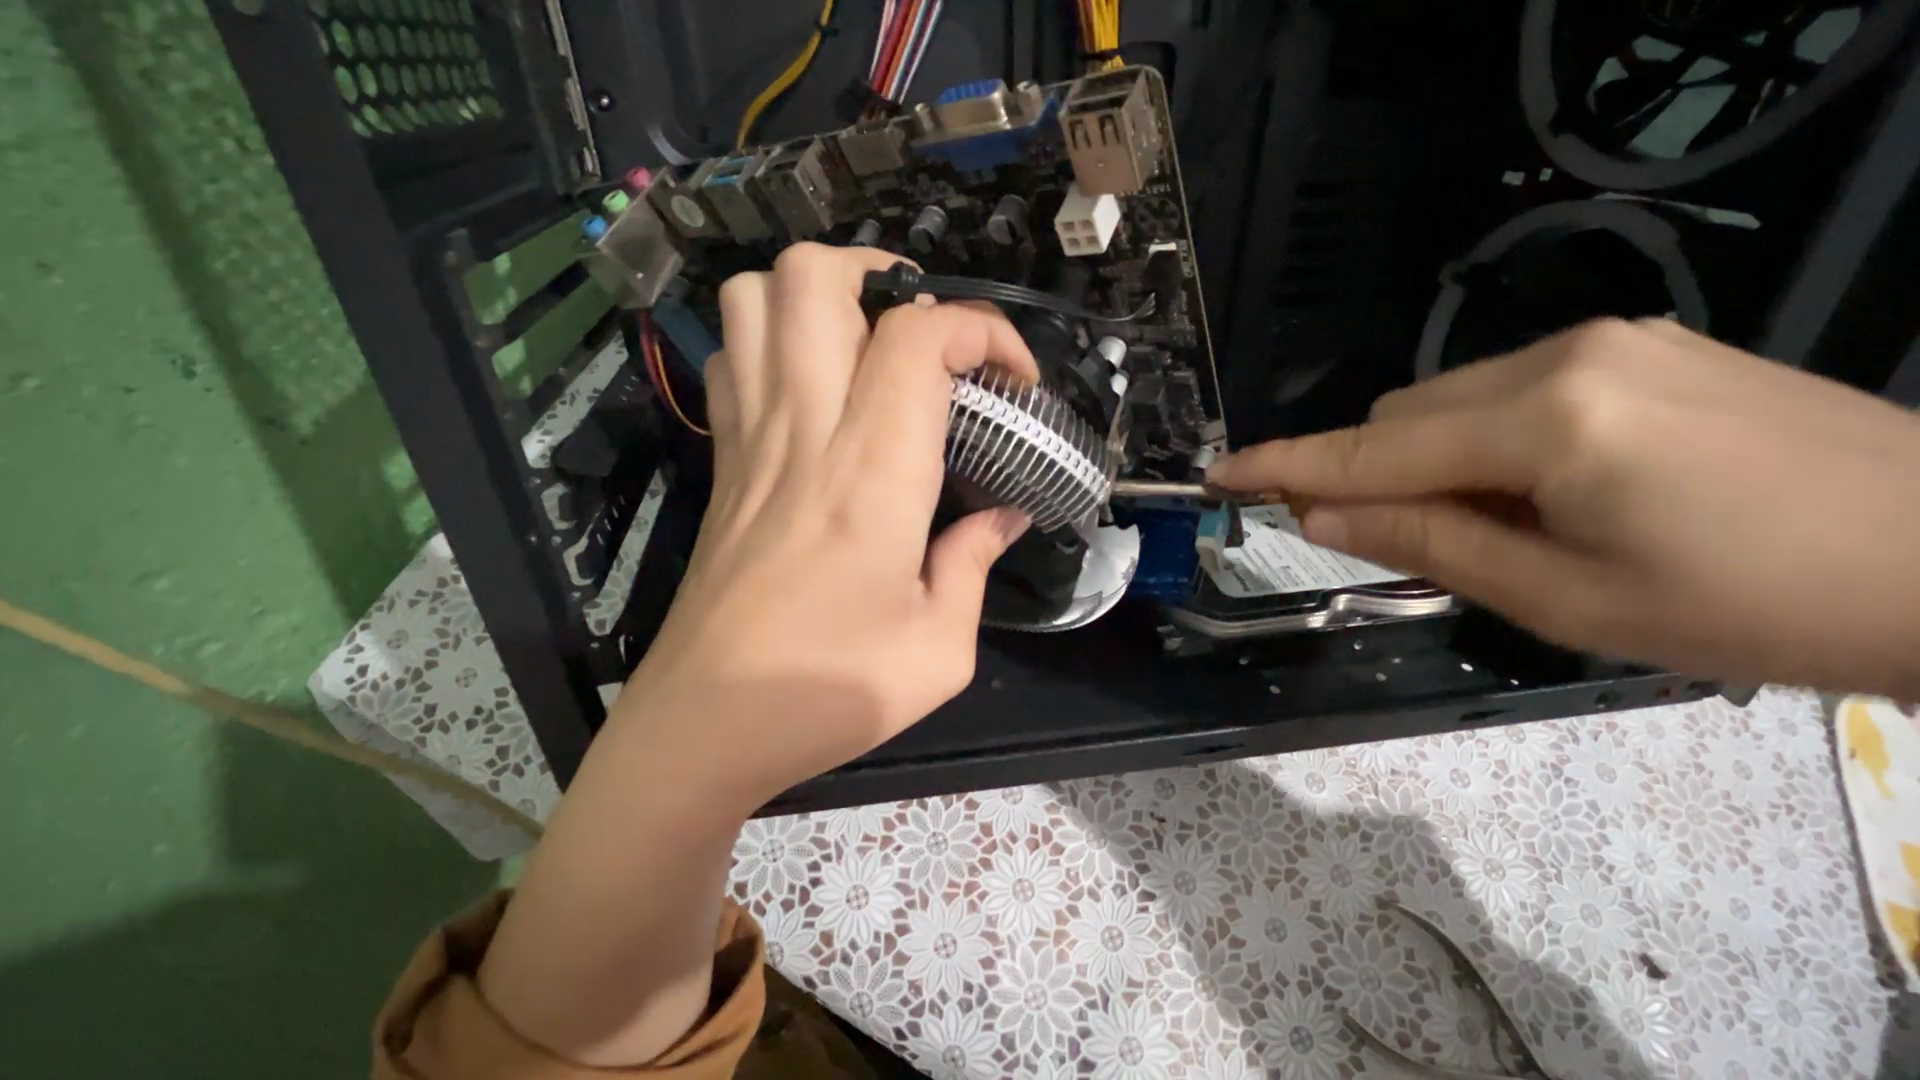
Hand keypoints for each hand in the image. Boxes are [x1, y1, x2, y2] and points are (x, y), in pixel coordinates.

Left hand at [615, 243, 1038, 807]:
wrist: (706, 727)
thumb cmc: (830, 693)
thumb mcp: (940, 649)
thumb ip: (975, 565)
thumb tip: (1000, 516)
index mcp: (873, 474)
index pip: (919, 337)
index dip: (983, 331)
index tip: (1015, 381)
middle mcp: (805, 431)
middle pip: (817, 278)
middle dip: (888, 278)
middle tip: (930, 336)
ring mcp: (750, 439)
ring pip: (756, 298)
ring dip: (820, 294)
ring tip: (869, 341)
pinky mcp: (722, 460)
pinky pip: (731, 357)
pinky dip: (773, 338)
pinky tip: (814, 387)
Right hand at [1209, 318, 1919, 696]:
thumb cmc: (1751, 608)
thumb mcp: (1566, 600)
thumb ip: (1428, 542)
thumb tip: (1316, 514)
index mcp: (1546, 420)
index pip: (1373, 448)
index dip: (1285, 465)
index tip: (1216, 474)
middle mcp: (1564, 353)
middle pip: (1406, 414)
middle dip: (1380, 476)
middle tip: (1424, 548)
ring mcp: (1612, 338)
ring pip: (1456, 399)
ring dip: (1439, 460)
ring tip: (1517, 526)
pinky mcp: (1647, 344)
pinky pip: (1517, 387)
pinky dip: (1493, 439)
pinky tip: (1563, 487)